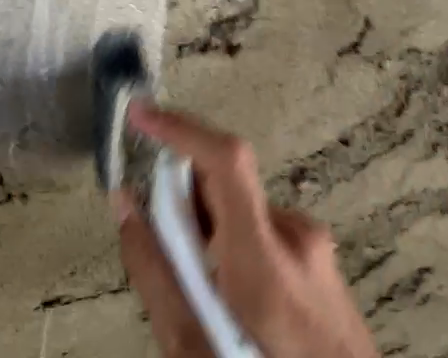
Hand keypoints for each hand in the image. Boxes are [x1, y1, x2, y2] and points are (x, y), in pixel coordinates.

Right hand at [115, 102, 377, 357]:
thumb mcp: (192, 348)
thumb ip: (152, 273)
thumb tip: (124, 203)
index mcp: (265, 264)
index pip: (226, 162)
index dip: (179, 128)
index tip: (138, 113)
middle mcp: (298, 241)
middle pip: (222, 184)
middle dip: (180, 200)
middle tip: (163, 249)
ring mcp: (317, 248)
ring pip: (237, 209)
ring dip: (205, 230)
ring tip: (202, 293)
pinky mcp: (322, 259)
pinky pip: (260, 228)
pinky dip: (230, 245)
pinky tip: (230, 299)